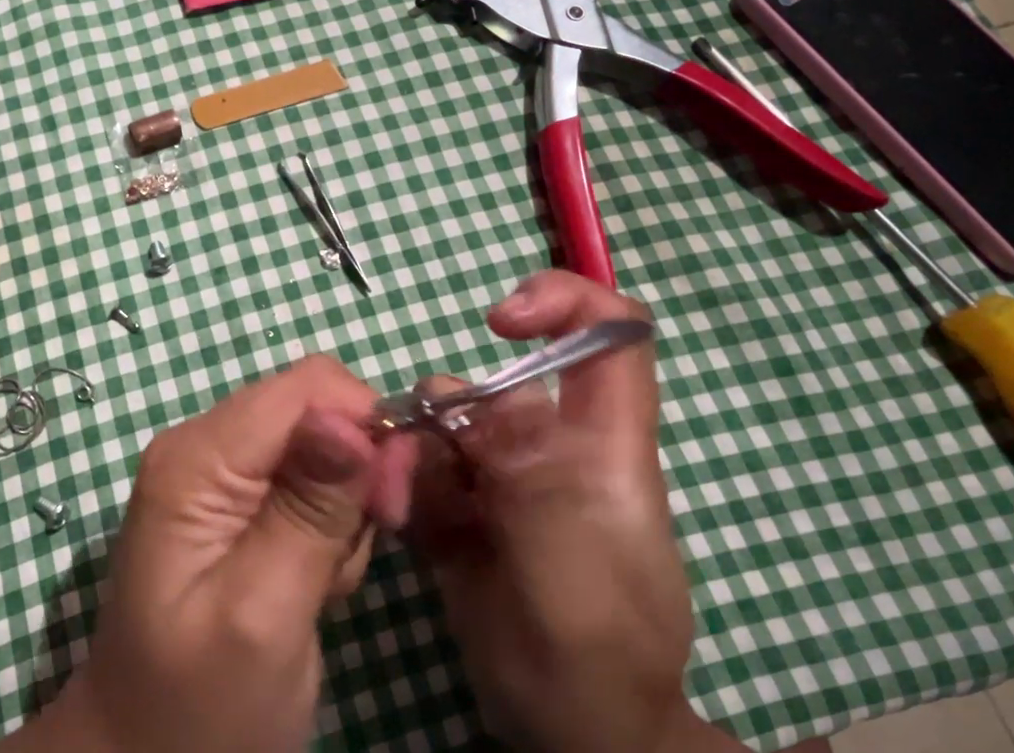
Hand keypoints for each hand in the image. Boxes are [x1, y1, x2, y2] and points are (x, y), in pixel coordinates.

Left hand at [0, 355, 417, 752]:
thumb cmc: (199, 702)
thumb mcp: (264, 613)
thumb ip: (308, 511)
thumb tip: (347, 413)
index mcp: (197, 457)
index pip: (306, 387)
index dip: (363, 430)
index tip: (387, 508)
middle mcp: (203, 448)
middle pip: (315, 413)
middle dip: (355, 478)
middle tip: (346, 560)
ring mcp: (217, 478)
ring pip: (321, 453)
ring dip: (342, 516)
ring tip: (318, 585)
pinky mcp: (235, 507)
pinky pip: (308, 490)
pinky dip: (326, 534)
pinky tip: (307, 585)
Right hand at [406, 270, 741, 752]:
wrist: (572, 733)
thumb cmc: (596, 649)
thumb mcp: (573, 565)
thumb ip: (531, 478)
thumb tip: (477, 396)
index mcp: (602, 446)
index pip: (612, 337)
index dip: (565, 302)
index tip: (499, 320)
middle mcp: (550, 450)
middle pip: (495, 383)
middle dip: (447, 406)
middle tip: (416, 458)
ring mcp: (502, 483)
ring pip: (445, 426)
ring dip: (414, 453)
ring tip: (407, 505)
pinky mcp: (462, 514)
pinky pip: (419, 473)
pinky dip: (401, 487)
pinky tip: (402, 522)